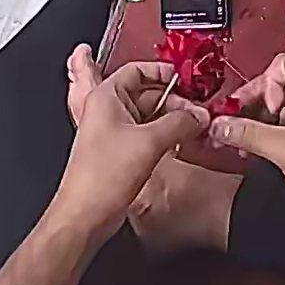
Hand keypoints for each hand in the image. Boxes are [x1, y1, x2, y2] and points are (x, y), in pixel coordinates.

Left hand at [49, 47, 209, 234]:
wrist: (86, 215)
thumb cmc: (100, 177)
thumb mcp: (149, 142)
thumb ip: (179, 124)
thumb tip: (198, 115)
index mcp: (105, 97)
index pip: (135, 70)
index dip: (161, 71)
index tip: (182, 77)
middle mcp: (108, 111)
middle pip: (147, 93)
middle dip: (174, 100)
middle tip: (197, 109)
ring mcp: (114, 132)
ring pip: (150, 115)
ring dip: (172, 119)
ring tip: (196, 125)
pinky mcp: (122, 151)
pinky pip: (148, 134)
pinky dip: (166, 134)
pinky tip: (183, 140)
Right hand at [209, 54, 284, 234]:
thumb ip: (250, 134)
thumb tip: (220, 124)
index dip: (269, 86)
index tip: (264, 110)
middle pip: (273, 87)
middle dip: (251, 105)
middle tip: (230, 121)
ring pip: (270, 109)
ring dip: (250, 123)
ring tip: (231, 138)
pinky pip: (273, 128)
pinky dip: (257, 136)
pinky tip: (244, 149)